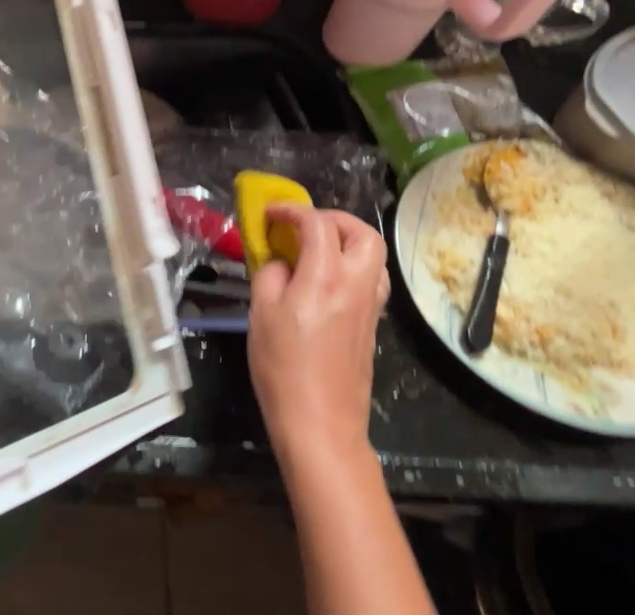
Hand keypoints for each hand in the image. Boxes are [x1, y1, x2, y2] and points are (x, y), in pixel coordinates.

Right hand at [248, 206, 389, 466]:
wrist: (320, 422)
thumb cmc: (282, 367)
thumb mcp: (260, 314)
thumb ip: (270, 275)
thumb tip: (281, 263)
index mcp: (324, 277)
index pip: (318, 224)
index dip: (292, 211)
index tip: (269, 214)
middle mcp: (355, 285)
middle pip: (363, 233)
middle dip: (333, 219)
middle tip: (302, 226)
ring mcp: (370, 306)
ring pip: (373, 256)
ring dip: (346, 242)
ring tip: (314, 250)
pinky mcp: (371, 325)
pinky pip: (370, 280)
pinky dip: (351, 266)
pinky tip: (324, 281)